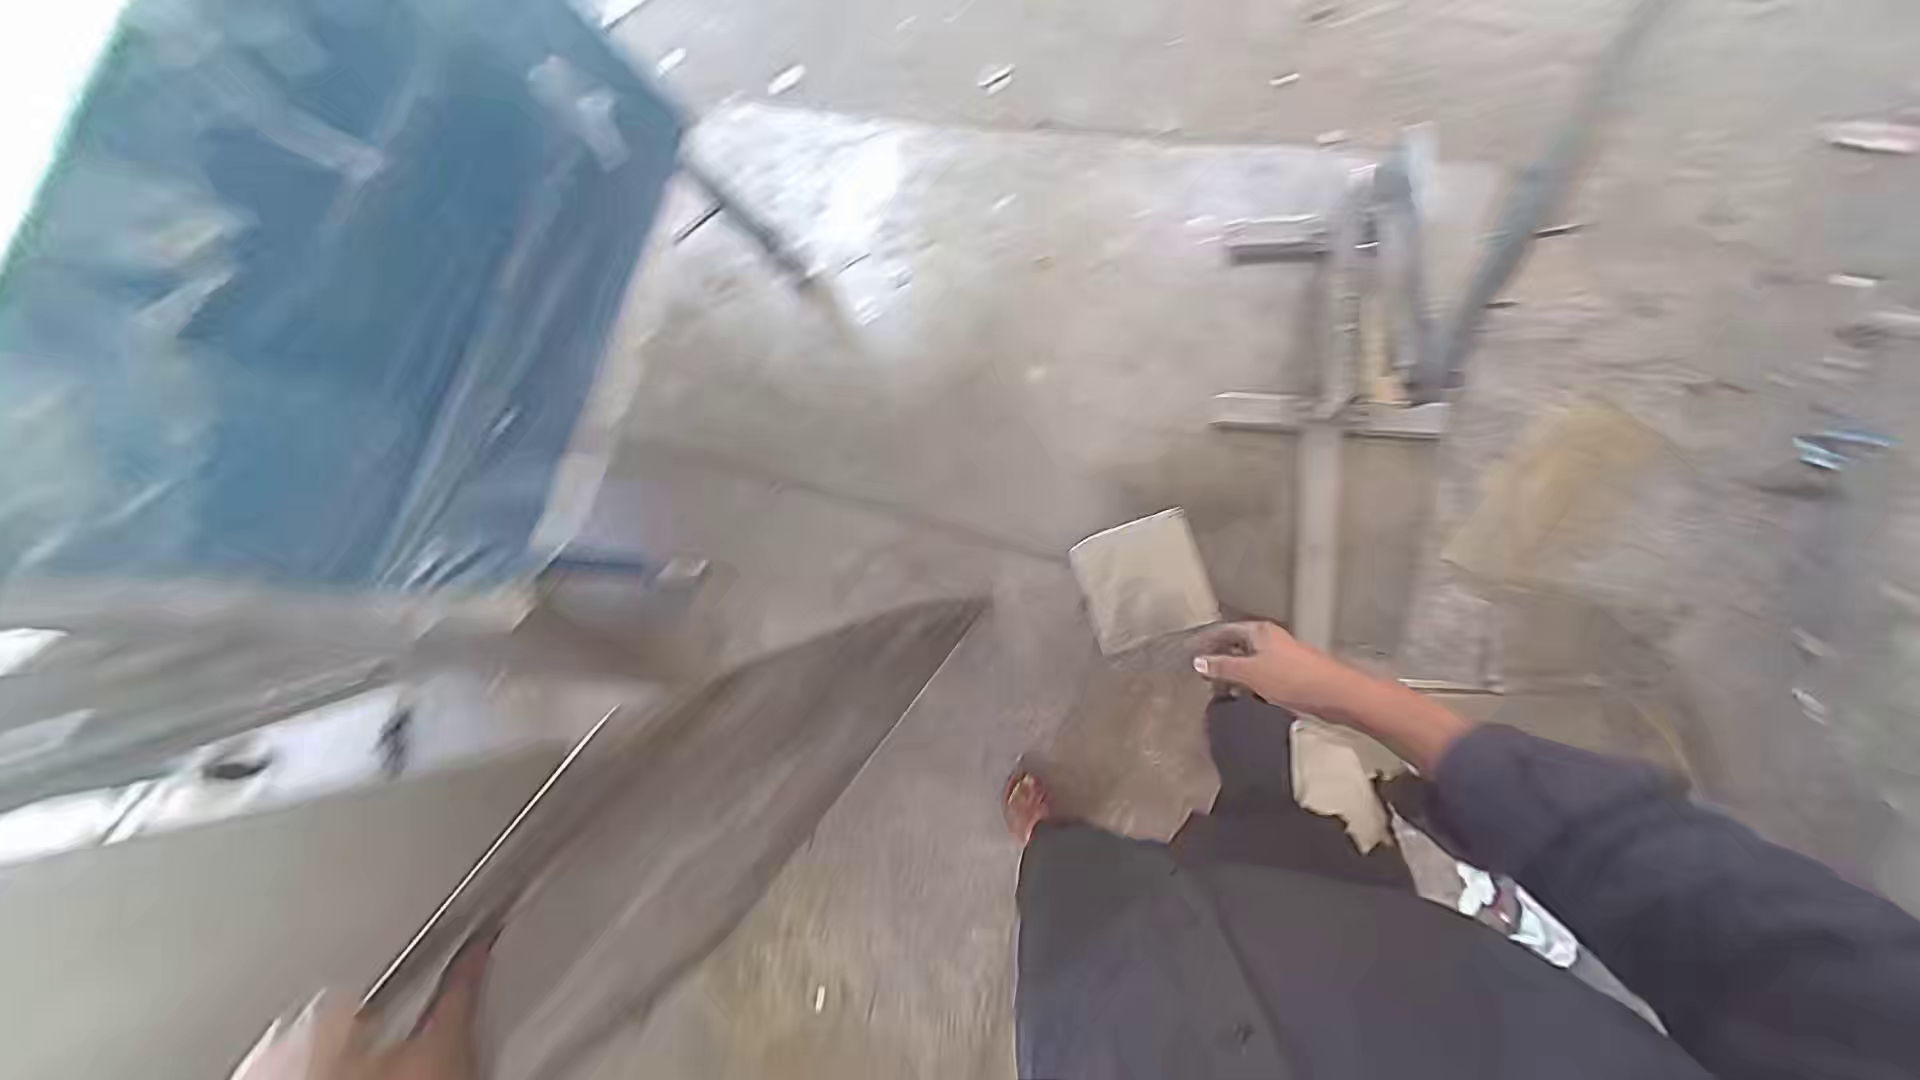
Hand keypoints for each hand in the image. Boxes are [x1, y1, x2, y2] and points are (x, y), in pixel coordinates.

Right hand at [1191, 621, 1374, 717]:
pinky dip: (1251, 685)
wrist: (1339, 696)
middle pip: (1237, 646)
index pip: (1224, 631)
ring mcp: (1283, 657)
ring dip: (1236, 676)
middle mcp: (1272, 639)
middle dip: (1220, 661)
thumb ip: (1222, 667)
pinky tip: (1247, 698)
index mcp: (1260, 631)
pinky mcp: (1293, 675)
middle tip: (1204, 676)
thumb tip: (1199, 661)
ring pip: (1250, 663)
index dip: (1207, 642)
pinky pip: (1263, 677)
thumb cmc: (1295, 679)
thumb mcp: (1250, 673)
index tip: (1192, 655)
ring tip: (1221, 690)